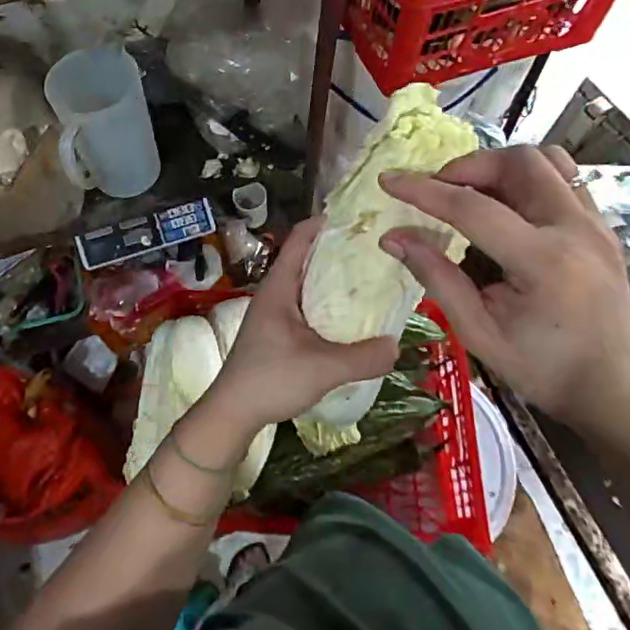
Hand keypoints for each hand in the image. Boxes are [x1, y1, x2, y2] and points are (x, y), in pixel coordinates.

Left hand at [199, 217, 398, 431]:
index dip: (327, 223)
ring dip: (335, 280)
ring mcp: (274, 313)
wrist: (232, 412)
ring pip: (309, 285)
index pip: (301, 239)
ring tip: (372, 279)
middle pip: (308, 259)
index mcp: (279, 288)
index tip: (360, 217)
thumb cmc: (270, 380)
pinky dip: (329, 304)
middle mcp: (275, 293)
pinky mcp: (277, 333)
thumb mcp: (323, 369)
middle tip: (378, 249)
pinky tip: (352, 318)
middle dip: (340, 251)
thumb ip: (363, 357)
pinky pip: (308, 307)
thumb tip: (397, 345)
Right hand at [377, 146, 629, 435]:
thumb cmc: (543, 368)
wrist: (616, 387)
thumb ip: (436, 278)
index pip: (472, 208)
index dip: (423, 190)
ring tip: (472, 195)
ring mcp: (595, 223)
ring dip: (499, 168)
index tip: (388, 180)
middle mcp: (575, 229)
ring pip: (546, 160)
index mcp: (543, 261)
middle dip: (467, 167)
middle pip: (518, 162)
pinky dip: (525, 180)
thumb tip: (393, 239)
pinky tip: (505, 208)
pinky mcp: (600, 226)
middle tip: (438, 193)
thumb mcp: (478, 333)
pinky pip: (562, 179)